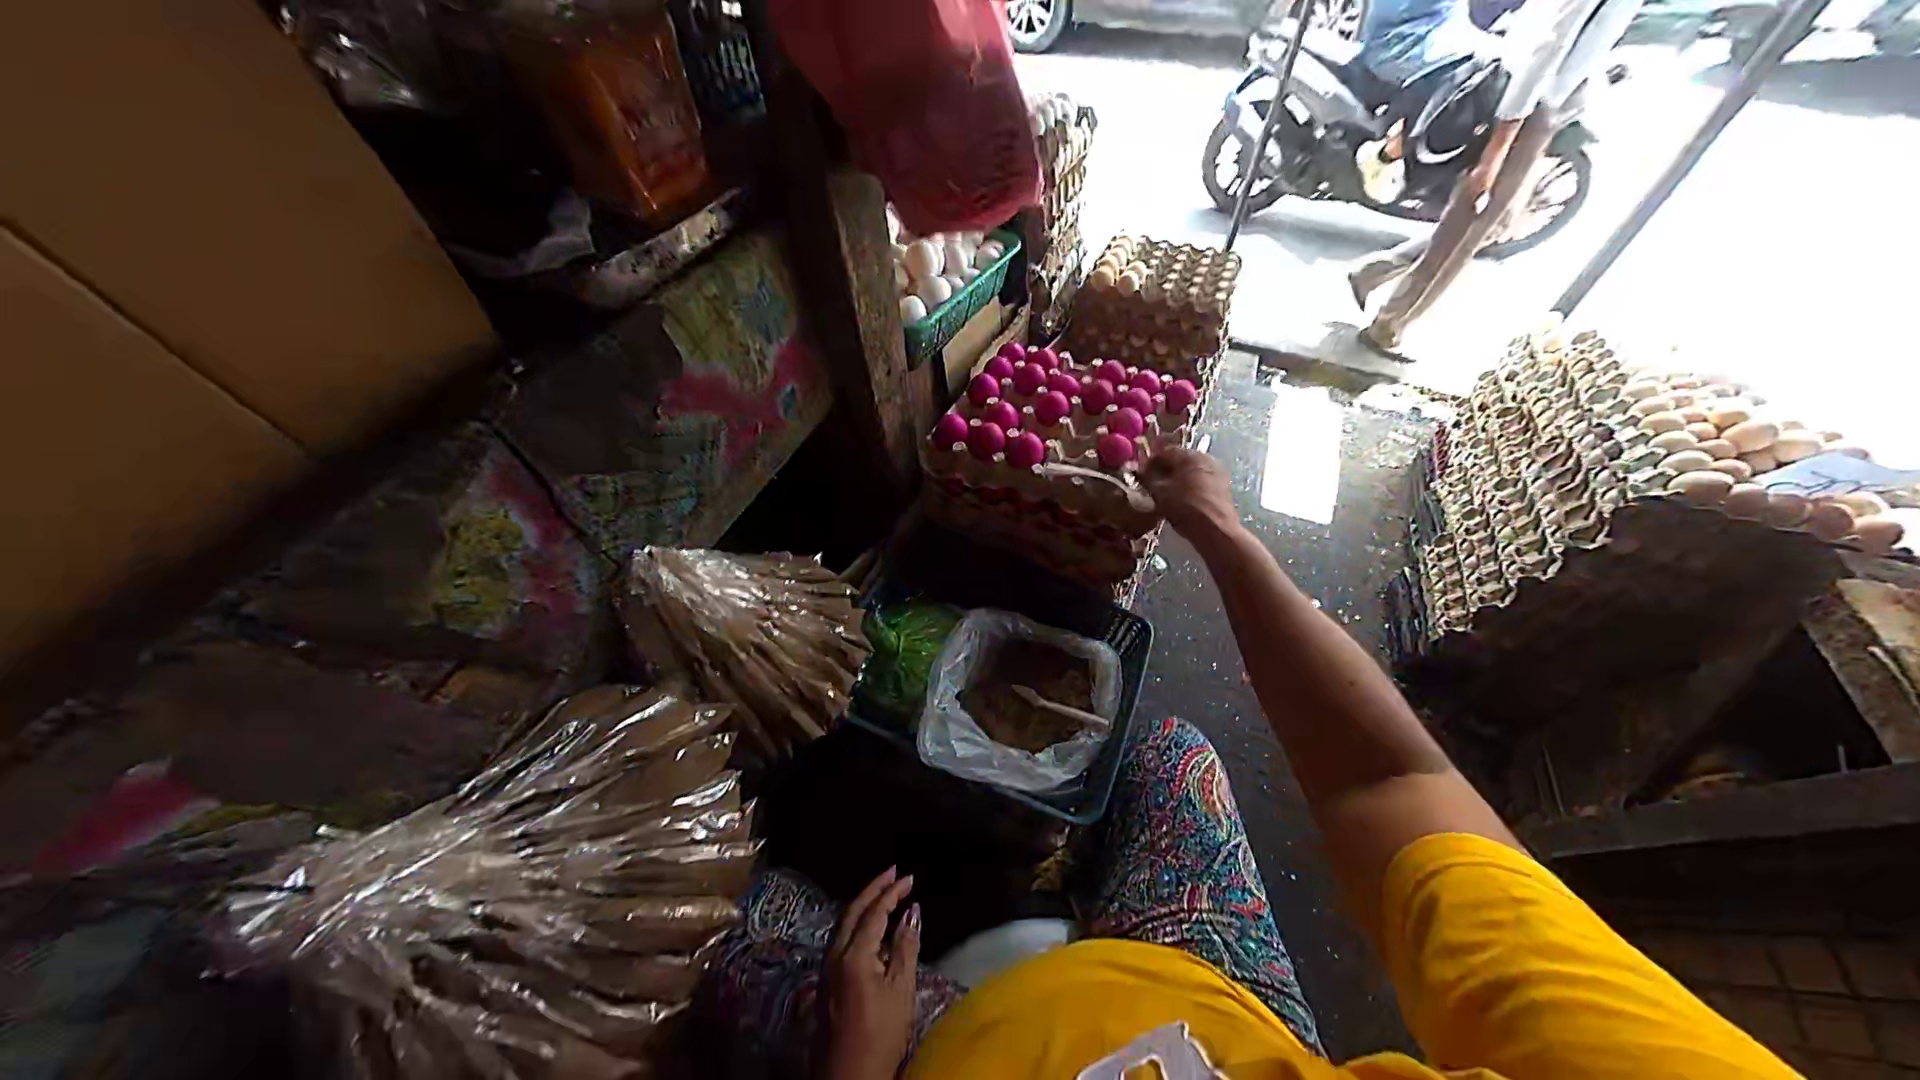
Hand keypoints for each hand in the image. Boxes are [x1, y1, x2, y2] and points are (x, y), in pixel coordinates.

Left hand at [823, 868, 920, 1079]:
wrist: (848, 1079)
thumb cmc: (881, 1035)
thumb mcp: (901, 989)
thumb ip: (906, 945)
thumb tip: (912, 911)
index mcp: (853, 954)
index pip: (874, 911)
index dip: (893, 891)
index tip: (911, 877)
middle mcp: (834, 954)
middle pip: (853, 910)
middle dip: (874, 888)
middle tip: (894, 872)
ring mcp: (826, 968)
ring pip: (844, 923)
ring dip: (864, 903)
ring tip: (884, 893)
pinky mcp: (826, 981)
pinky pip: (841, 938)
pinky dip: (857, 923)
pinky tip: (872, 928)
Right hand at [1141, 446, 1240, 542]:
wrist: (1215, 529)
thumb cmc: (1184, 506)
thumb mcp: (1159, 492)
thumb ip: (1146, 478)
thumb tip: (1137, 471)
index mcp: (1189, 455)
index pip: (1165, 452)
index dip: (1150, 463)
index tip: (1141, 476)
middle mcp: (1206, 458)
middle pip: (1180, 461)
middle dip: (1165, 471)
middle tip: (1153, 485)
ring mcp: (1217, 472)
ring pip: (1191, 472)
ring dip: (1178, 480)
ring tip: (1168, 494)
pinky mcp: (1224, 487)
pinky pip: (1201, 482)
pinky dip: (1190, 488)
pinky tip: (1183, 501)